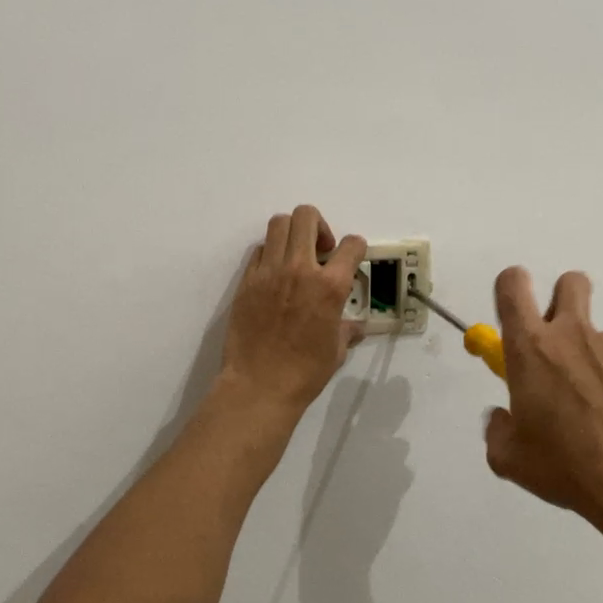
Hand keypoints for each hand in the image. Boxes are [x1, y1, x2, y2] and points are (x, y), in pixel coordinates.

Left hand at [218, 206, 366, 413]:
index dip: (356, 248)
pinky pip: (260, 251)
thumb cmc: (305, 373)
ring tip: (296, 257)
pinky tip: (275, 277)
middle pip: (306, 216)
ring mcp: (269, 272)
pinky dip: (271, 254)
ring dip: (292, 233)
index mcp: (330, 286)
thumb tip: (355, 327)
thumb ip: (346, 330)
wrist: (259, 385)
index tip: (351, 259)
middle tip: (320, 251)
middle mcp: (299, 269)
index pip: (351, 245)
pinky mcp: (247, 281)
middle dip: (319, 226)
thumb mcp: (336, 350)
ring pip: (278, 224)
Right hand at [483, 268, 602, 535]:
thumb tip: (504, 415)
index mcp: (530, 350)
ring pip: (595, 332)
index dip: (510, 287)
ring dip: (587, 354)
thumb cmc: (564, 467)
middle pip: (569, 283)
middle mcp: (572, 336)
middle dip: (559, 299)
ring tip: (591, 404)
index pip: (512, 286)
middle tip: (554, 342)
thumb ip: (498, 427)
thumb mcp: (509, 458)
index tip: (511, 311)